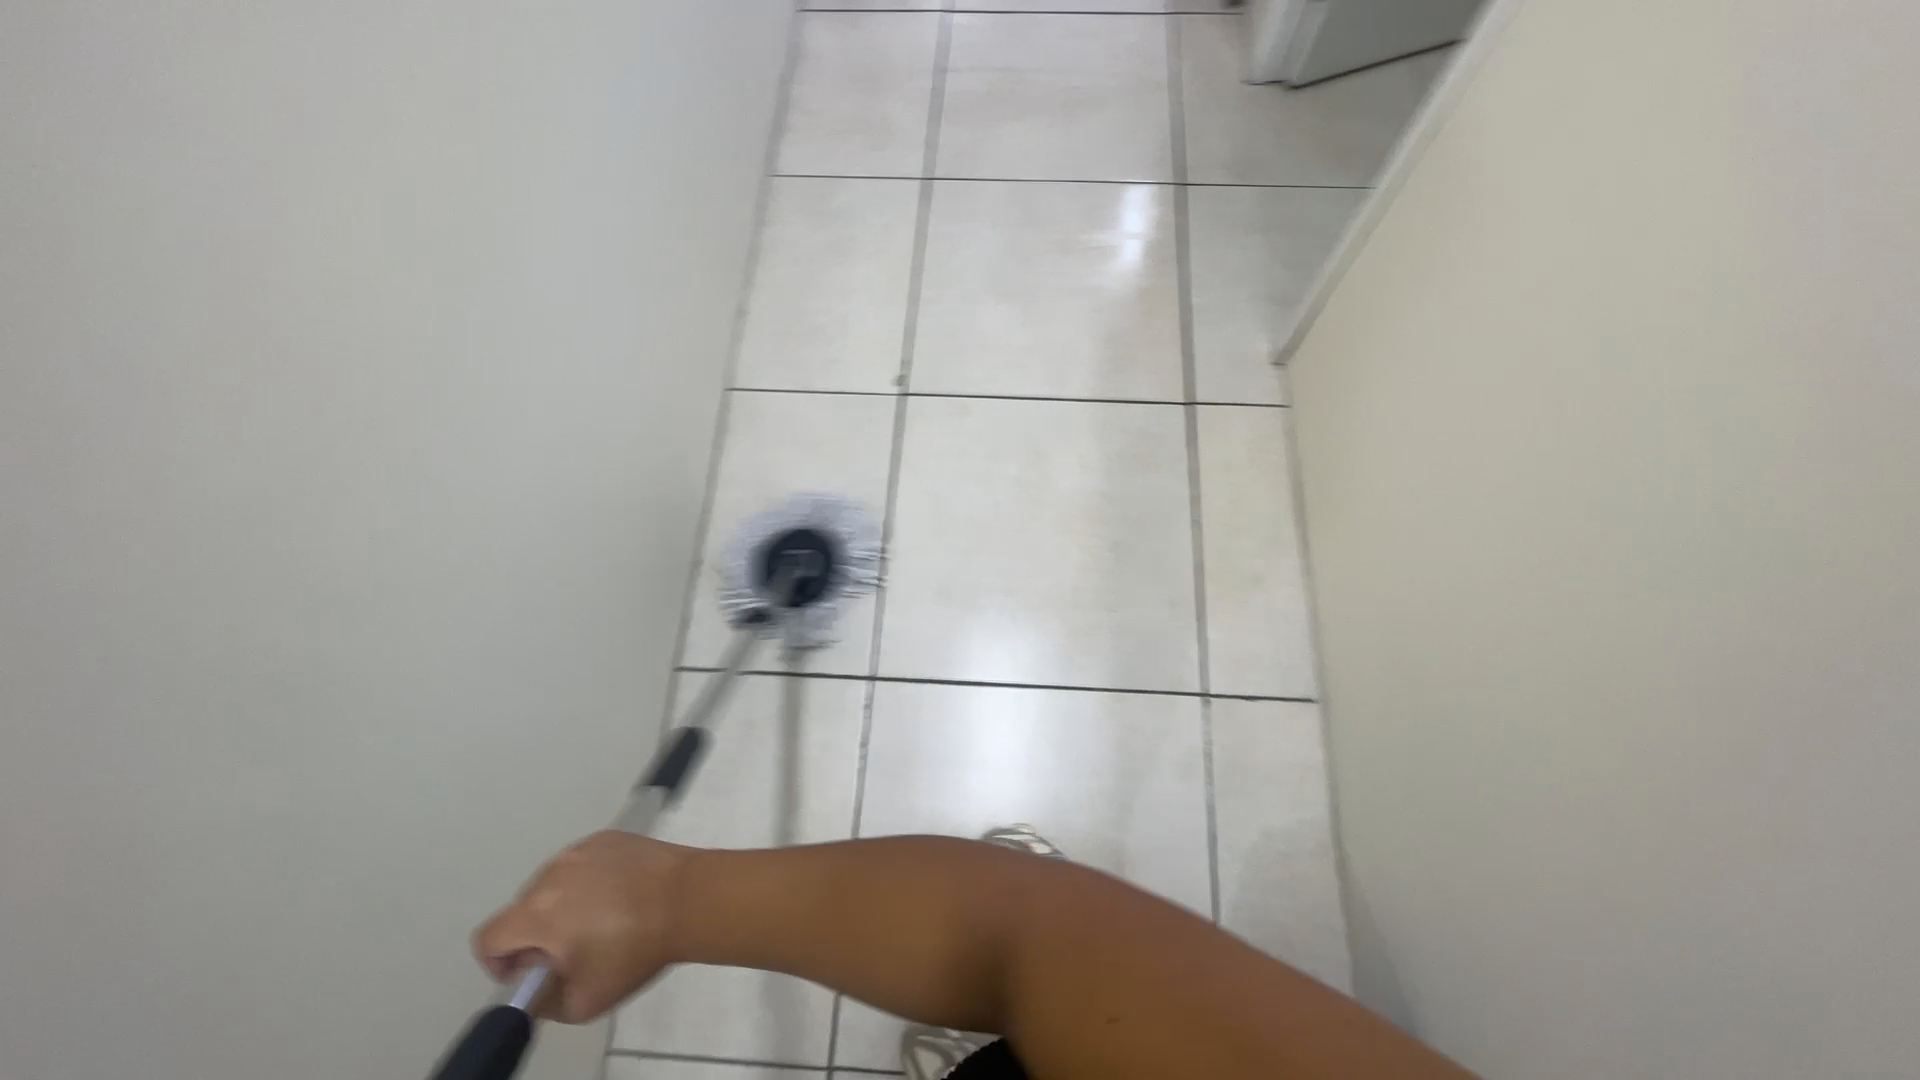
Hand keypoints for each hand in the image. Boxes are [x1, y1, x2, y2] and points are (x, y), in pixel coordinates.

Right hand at [473, 830, 691, 1022]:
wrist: (690, 898)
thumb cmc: (635, 951)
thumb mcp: (583, 1002)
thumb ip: (543, 1003)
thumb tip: (533, 987)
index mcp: (536, 913)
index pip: (488, 938)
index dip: (500, 962)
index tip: (534, 970)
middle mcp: (551, 874)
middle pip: (523, 911)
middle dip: (539, 935)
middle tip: (579, 949)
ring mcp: (581, 849)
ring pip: (554, 885)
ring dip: (565, 905)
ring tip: (607, 919)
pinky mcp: (608, 837)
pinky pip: (583, 863)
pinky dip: (591, 879)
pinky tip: (622, 893)